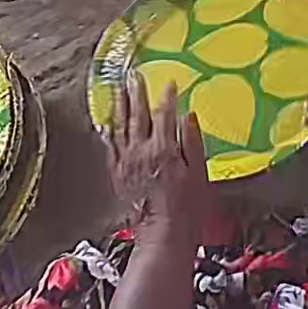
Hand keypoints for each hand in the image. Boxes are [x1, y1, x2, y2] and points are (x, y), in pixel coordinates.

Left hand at [104, 72, 212, 239]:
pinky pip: (110, 144)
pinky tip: (108, 119)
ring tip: (119, 88)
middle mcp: (141, 152)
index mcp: (164, 150)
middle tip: (134, 75)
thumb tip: (188, 115)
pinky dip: (109, 128)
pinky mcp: (117, 172)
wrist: (163, 233)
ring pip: (120, 126)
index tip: (169, 82)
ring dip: (119, 104)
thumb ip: (192, 141)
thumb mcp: (199, 172)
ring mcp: (126, 161)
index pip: (164, 115)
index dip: (167, 97)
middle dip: (136, 93)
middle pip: (137, 115)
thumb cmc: (188, 205)